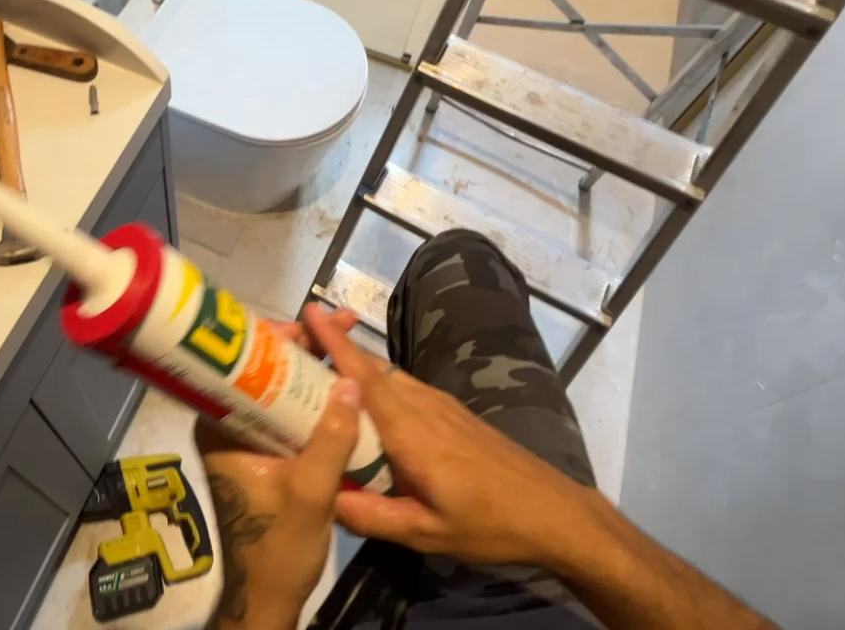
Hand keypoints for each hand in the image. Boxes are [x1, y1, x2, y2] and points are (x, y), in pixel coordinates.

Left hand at [195, 311, 363, 629]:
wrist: (268, 598)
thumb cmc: (278, 548)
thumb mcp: (310, 493)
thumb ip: (331, 439)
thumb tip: (353, 382)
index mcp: (219, 427)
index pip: (239, 362)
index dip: (275, 336)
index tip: (312, 323)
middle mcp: (225, 423)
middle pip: (261, 368)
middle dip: (301, 345)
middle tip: (340, 325)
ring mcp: (244, 435)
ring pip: (276, 385)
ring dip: (310, 365)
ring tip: (345, 341)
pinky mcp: (263, 448)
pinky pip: (286, 408)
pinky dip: (311, 393)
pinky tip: (340, 381)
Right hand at [301, 303, 598, 569]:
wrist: (551, 510)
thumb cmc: (488, 522)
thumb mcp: (427, 533)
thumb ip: (373, 518)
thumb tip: (322, 497)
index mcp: (410, 431)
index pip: (364, 376)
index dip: (335, 343)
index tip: (310, 311)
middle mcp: (421, 405)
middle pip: (370, 368)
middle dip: (333, 351)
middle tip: (293, 350)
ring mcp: (438, 403)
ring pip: (387, 375)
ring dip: (354, 368)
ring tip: (318, 378)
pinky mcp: (450, 409)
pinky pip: (403, 387)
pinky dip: (376, 385)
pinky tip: (366, 408)